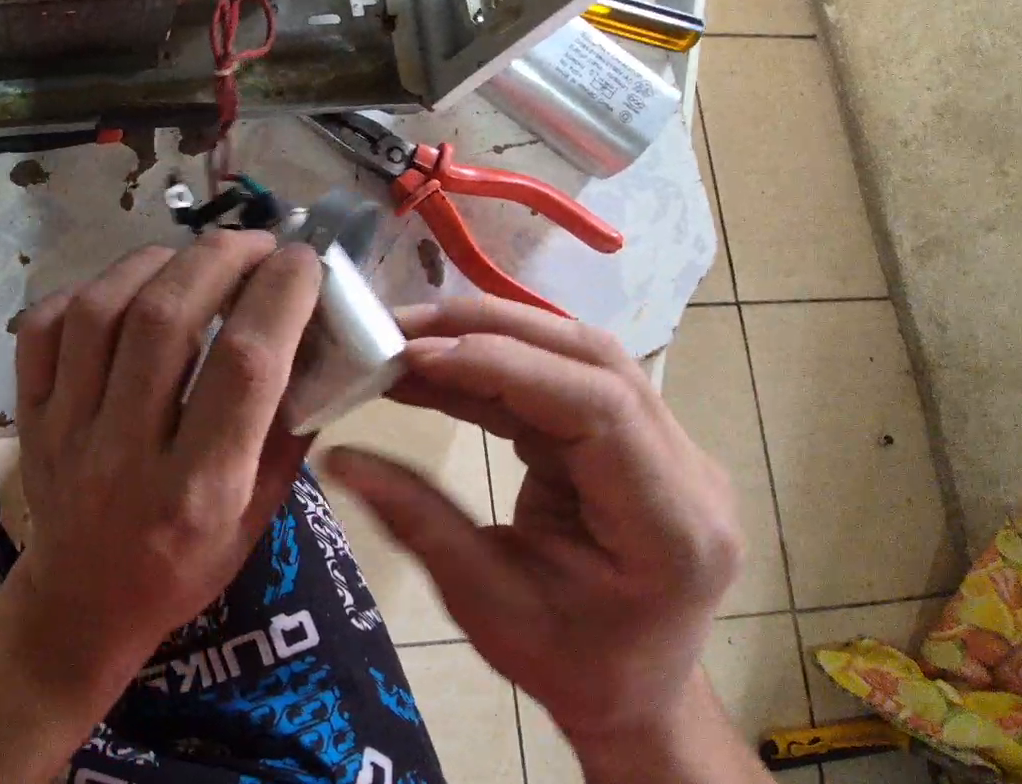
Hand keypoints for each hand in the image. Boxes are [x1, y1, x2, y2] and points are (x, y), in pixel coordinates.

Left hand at [9, 232, 322, 685]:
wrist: (83, 600)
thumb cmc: (184, 565)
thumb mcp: (258, 517)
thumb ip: (288, 430)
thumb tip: (316, 335)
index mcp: (198, 489)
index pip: (244, 365)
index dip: (279, 295)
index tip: (304, 260)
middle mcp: (125, 452)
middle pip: (165, 321)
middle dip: (218, 259)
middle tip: (253, 242)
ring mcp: (64, 427)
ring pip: (100, 313)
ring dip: (154, 263)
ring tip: (191, 256)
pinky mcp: (27, 412)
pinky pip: (43, 328)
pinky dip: (85, 290)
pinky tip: (123, 288)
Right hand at [321, 297, 743, 752]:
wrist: (633, 692)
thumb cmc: (565, 662)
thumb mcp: (482, 603)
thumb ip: (416, 521)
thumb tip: (336, 458)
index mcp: (670, 524)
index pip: (598, 406)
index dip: (502, 365)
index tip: (411, 357)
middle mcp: (685, 469)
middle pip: (593, 359)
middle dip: (487, 330)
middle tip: (395, 328)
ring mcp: (665, 447)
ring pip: (578, 355)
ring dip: (487, 334)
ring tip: (404, 335)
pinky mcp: (629, 438)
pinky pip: (559, 379)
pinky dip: (490, 364)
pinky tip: (432, 365)